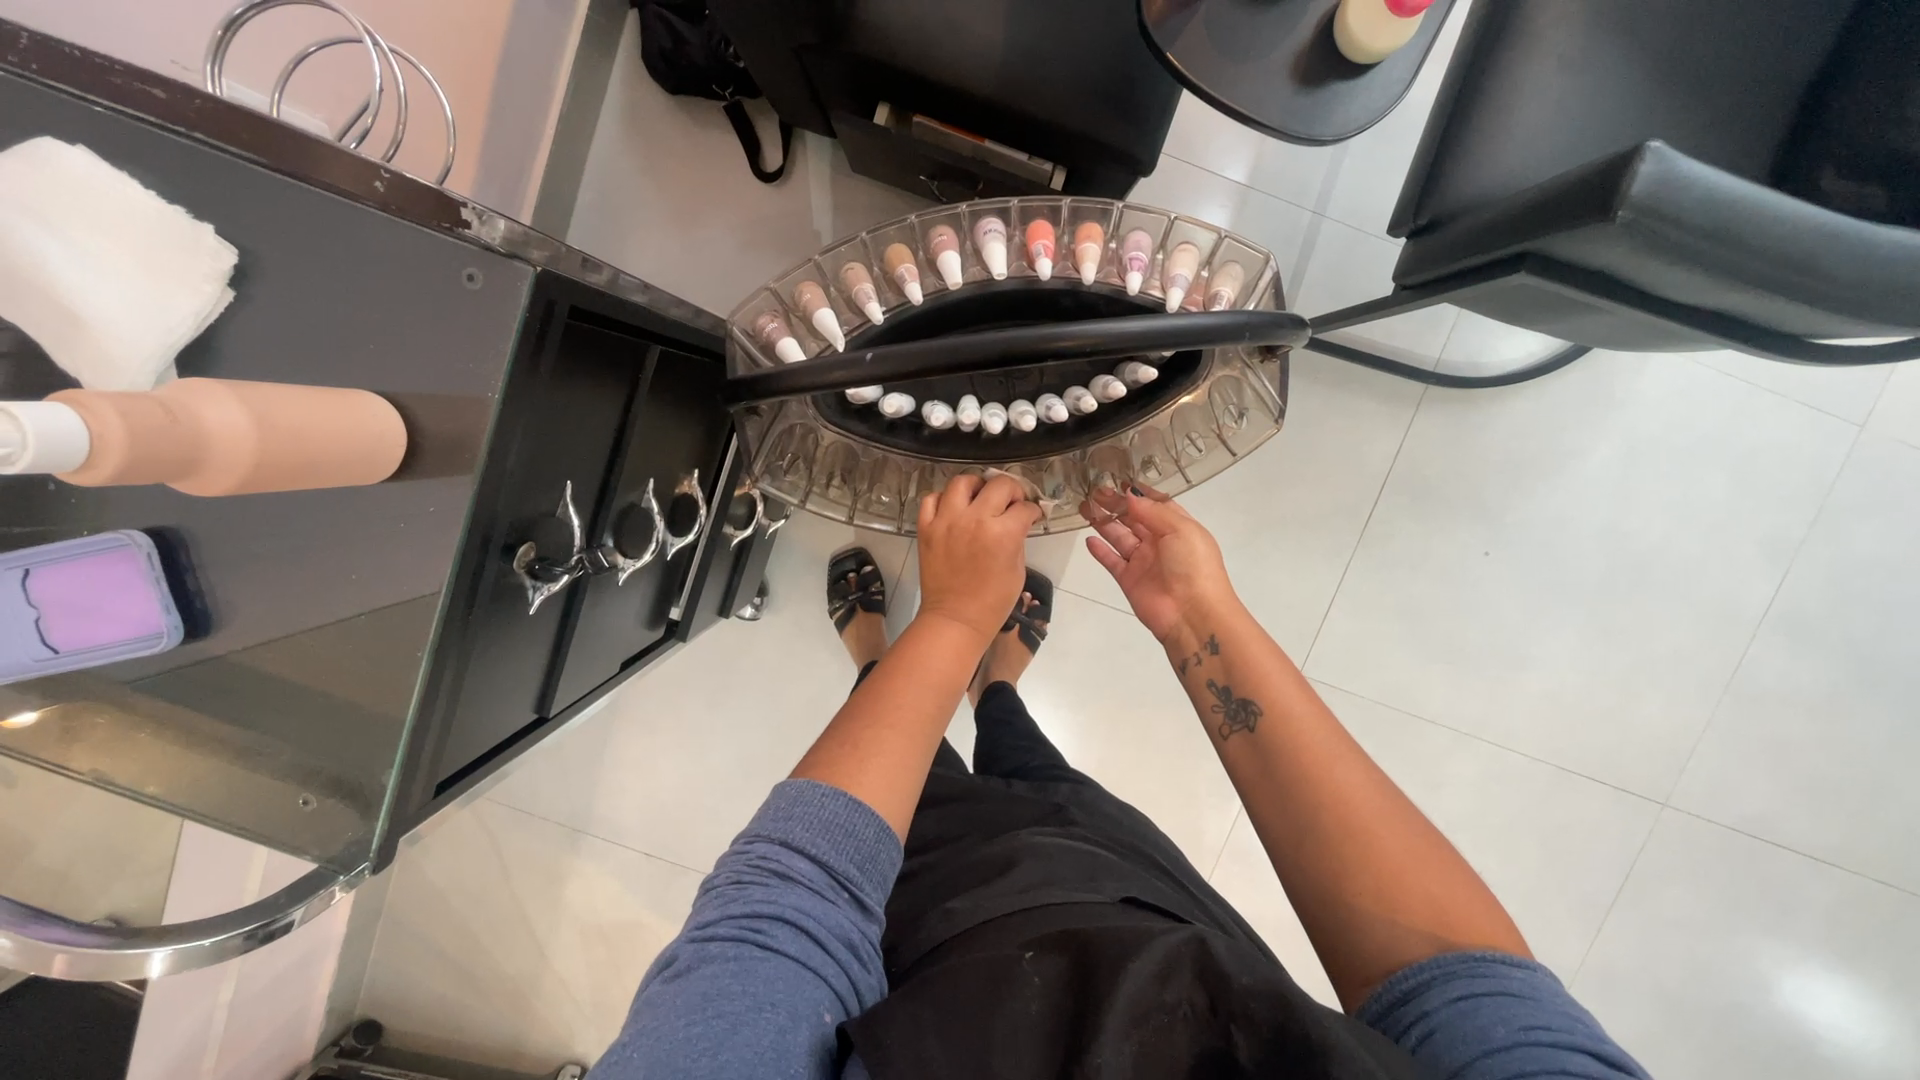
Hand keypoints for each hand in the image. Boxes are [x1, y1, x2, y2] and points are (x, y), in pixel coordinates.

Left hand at [917, 474, 1042, 640]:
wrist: (955, 619)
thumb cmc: (992, 602)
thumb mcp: (1018, 570)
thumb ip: (1017, 539)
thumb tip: (1017, 522)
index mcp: (1002, 533)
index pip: (1024, 507)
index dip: (1032, 510)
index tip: (1031, 515)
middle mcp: (974, 519)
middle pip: (998, 484)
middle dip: (1012, 490)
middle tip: (1012, 502)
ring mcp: (946, 521)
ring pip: (962, 482)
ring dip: (977, 486)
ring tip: (980, 498)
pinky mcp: (926, 528)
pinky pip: (931, 499)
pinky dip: (944, 499)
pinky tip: (953, 509)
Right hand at [1080, 489, 1239, 642]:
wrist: (1192, 614)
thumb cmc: (1193, 566)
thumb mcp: (1181, 529)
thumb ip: (1153, 511)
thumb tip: (1130, 495)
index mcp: (1178, 528)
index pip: (1157, 505)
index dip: (1139, 494)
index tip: (1119, 481)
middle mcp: (1160, 543)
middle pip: (1134, 519)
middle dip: (1116, 505)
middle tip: (1095, 492)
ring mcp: (1143, 562)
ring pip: (1120, 536)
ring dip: (1104, 522)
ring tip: (1085, 507)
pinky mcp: (1129, 580)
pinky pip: (1112, 561)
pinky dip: (1100, 551)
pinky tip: (1089, 539)